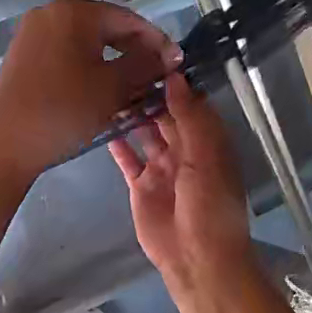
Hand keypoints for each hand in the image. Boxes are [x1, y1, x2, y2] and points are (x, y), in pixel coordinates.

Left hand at [0, 0, 179, 180]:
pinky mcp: (24, 58)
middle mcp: (51, 13)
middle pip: (107, 30)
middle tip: (156, 82)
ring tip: (133, 93)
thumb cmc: (63, 109)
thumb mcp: (112, 87)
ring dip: (113, 67)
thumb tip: (170, 55)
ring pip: (87, 46)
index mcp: (74, 11)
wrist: (4, 142)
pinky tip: (101, 96)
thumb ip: (145, 65)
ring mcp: (33, 35)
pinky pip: (67, 58)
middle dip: (134, 56)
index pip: (129, 20)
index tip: (176, 65)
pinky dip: (88, 72)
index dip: (157, 43)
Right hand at [110, 72, 254, 293]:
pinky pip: (127, 159)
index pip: (192, 104)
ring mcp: (162, 168)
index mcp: (209, 142)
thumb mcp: (205, 156)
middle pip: (166, 116)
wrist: (196, 256)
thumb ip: (190, 117)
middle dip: (150, 95)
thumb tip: (176, 77)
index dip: (176, 83)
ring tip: (109, 89)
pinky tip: (101, 123)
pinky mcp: (141, 186)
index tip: (153, 56)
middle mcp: (186, 151)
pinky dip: (117, 144)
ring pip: (145, 134)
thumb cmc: (210, 205)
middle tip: (123, 67)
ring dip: (131, 115)